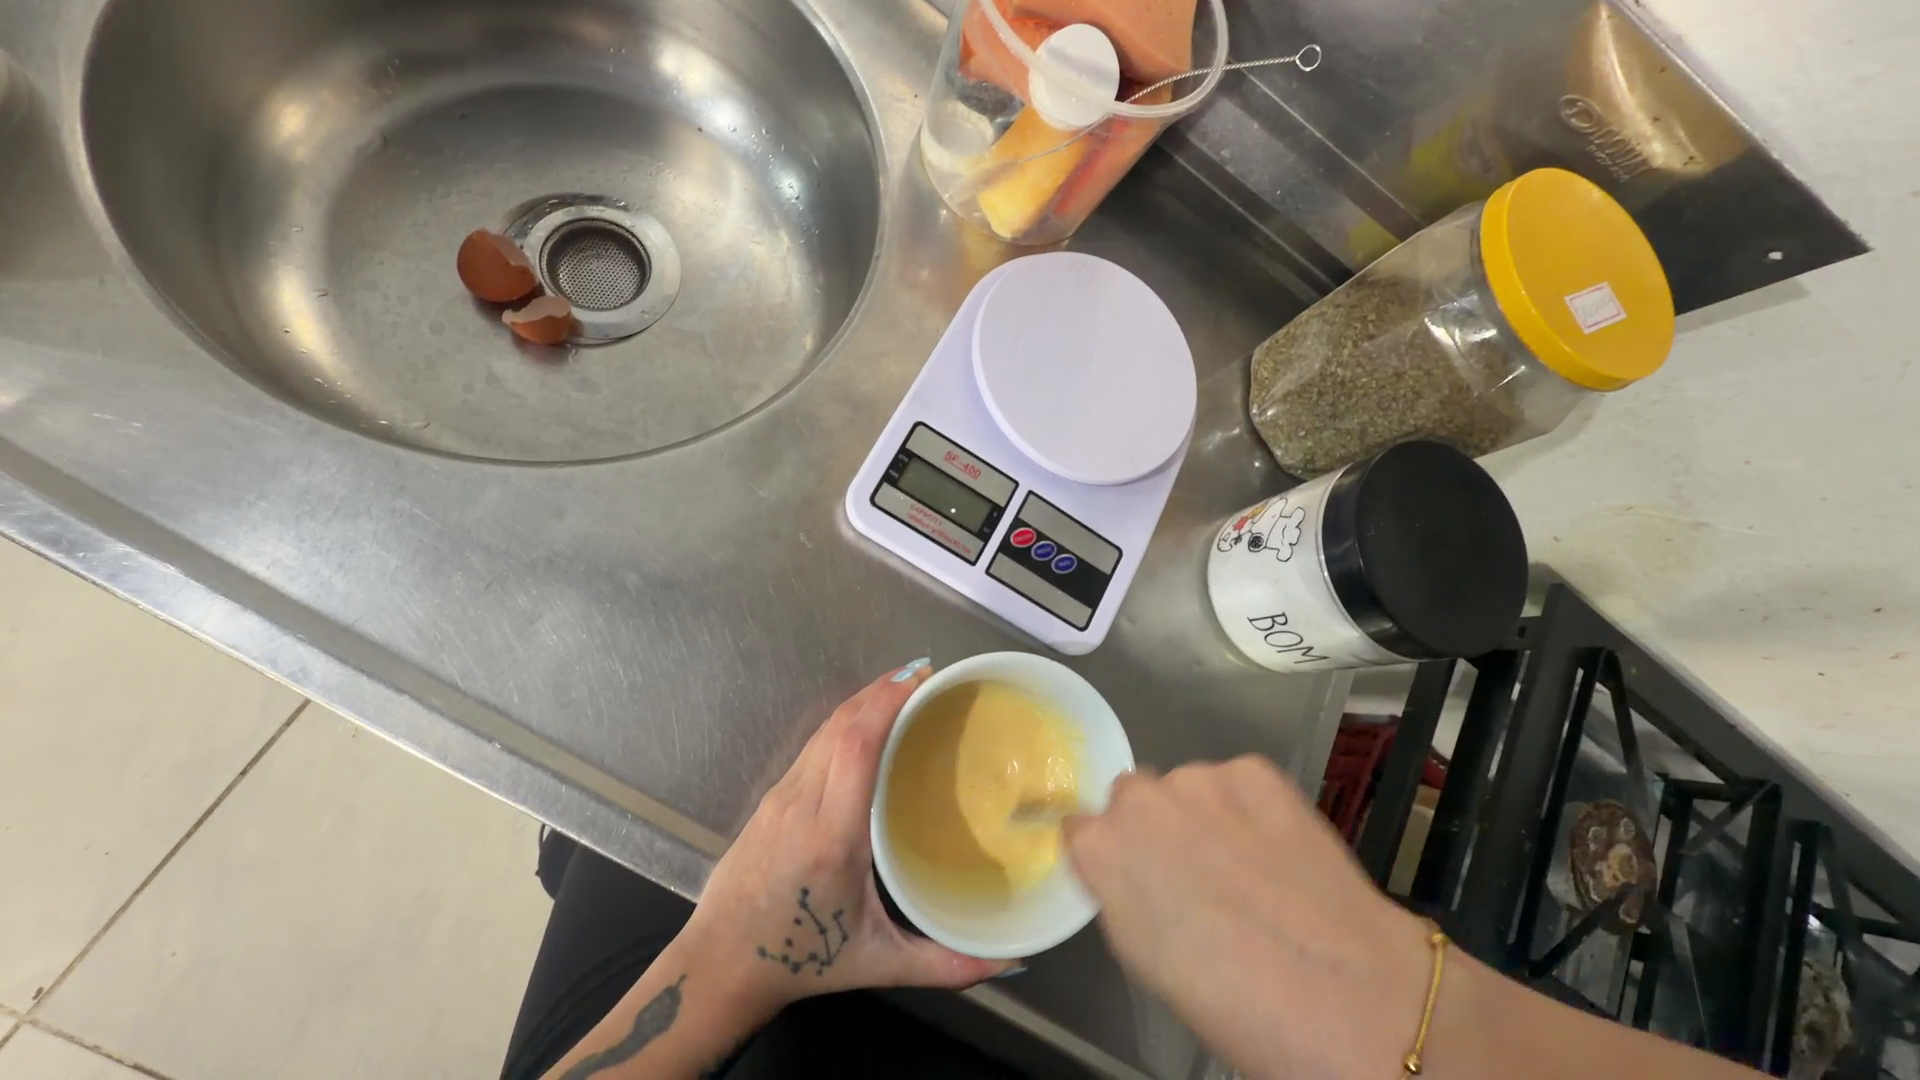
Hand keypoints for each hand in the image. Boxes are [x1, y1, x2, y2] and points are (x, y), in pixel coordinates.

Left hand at [675, 661, 1011, 1018]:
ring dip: (862, 701)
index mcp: (831, 836)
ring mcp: (780, 795)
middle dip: (882, 690)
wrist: (719, 963)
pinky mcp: (770, 797)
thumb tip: (1011, 961)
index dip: (886, 703)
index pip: (855, 746)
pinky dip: (844, 721)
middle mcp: (802, 803)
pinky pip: (812, 744)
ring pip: (822, 729)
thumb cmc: (802, 960)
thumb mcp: (877, 963)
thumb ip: (945, 964)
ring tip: (902, 688)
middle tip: (925, 677)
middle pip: (840, 725)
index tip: (921, 681)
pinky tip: (866, 722)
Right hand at [1064, 756, 1432, 1079]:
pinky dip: (1249, 806)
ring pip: (1188, 787)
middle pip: (1134, 797)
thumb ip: (1120, 892)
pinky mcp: (1255, 770)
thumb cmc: (1228, 998)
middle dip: (1155, 825)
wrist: (1339, 989)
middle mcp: (1140, 798)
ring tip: (1249, 865)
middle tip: (1197, 871)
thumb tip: (1128, 871)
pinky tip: (1276, 848)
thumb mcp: (1142, 954)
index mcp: (1101, 846)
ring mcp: (1200, 777)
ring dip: (1204, 814)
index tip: (1138, 876)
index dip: (1112, 854)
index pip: (1082, 827)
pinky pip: (1237, 782)